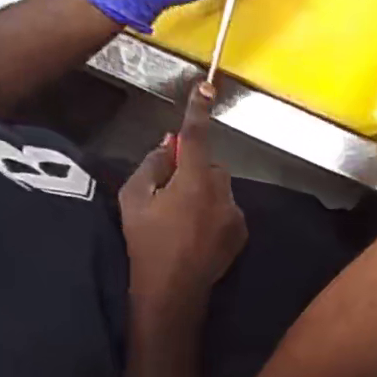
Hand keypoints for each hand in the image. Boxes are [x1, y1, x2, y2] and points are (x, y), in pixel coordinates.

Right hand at [119, 83, 247, 308]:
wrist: (172, 290)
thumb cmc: (146, 242)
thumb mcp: (135, 198)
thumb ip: (153, 165)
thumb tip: (169, 146)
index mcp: (195, 180)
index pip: (197, 136)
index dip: (199, 110)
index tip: (207, 86)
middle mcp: (222, 194)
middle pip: (211, 166)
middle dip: (194, 170)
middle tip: (169, 190)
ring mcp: (235, 216)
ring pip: (220, 189)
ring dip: (204, 192)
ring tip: (180, 218)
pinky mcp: (241, 234)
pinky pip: (227, 210)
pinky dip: (214, 212)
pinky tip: (195, 232)